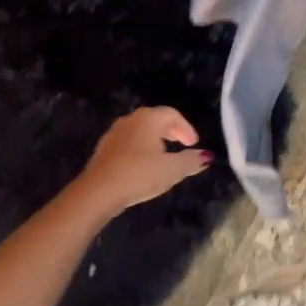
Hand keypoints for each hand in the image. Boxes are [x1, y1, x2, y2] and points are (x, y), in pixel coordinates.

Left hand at [74, 107, 212, 215]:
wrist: (98, 191)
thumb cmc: (139, 175)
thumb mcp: (171, 170)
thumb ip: (191, 161)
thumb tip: (206, 156)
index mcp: (148, 119)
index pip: (172, 114)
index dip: (186, 128)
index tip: (193, 144)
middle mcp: (130, 119)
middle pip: (155, 119)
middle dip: (172, 131)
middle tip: (182, 145)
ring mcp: (114, 133)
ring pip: (140, 130)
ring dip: (155, 140)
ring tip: (164, 156)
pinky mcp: (104, 148)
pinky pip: (128, 142)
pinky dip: (140, 148)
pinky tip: (142, 165)